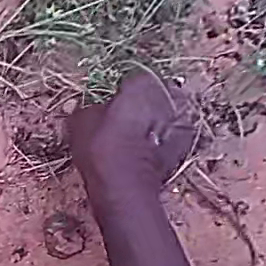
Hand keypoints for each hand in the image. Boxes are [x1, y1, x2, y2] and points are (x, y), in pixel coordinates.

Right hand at [66, 73, 197, 202]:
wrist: (124, 185)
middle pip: (151, 98)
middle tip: (119, 127)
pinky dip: (158, 145)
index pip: (131, 81)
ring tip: (130, 144)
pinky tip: (141, 157)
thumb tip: (92, 111)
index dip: (118, 95)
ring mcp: (179, 120)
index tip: (108, 109)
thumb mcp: (80, 124)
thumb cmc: (101, 148)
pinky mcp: (184, 146)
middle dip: (139, 109)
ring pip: (161, 119)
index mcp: (142, 84)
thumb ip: (88, 110)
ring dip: (150, 127)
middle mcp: (166, 96)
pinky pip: (168, 139)